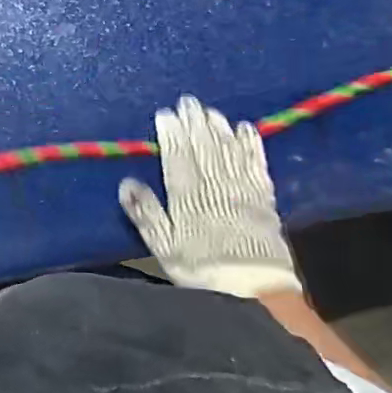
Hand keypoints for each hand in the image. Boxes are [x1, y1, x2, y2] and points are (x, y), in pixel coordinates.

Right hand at [119, 96, 301, 296]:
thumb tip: (126, 182)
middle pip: (204, 149)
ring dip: (220, 130)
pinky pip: (256, 166)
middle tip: (188, 101)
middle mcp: (216, 189)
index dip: (172, 135)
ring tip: (211, 111)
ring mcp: (243, 192)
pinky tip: (246, 130)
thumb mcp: (162, 246)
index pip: (177, 158)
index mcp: (187, 199)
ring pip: (229, 153)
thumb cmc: (199, 269)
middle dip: (195, 124)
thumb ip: (145, 213)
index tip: (165, 114)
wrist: (253, 291)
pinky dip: (252, 146)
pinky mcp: (265, 200)